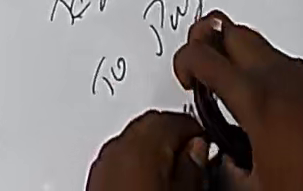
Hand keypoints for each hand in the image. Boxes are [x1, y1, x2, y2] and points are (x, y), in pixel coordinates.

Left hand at [87, 110, 209, 190]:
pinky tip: (151, 186)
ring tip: (176, 176)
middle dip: (173, 137)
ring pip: (135, 142)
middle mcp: (118, 148)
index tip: (206, 143)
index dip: (194, 130)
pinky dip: (138, 165)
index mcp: (141, 146)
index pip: (172, 120)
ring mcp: (103, 164)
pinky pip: (121, 160)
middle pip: (150, 127)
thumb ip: (192, 170)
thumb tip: (198, 150)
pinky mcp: (96, 181)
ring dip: (155, 151)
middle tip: (195, 156)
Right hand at [172, 12, 302, 190]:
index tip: (184, 76)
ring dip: (234, 49)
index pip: (201, 55)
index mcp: (252, 94)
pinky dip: (261, 65)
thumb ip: (233, 171)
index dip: (183, 61)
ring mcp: (295, 72)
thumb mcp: (263, 189)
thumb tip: (226, 166)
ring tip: (230, 78)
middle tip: (201, 59)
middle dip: (206, 37)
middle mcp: (272, 73)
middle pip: (226, 28)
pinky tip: (263, 94)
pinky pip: (277, 57)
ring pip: (252, 38)